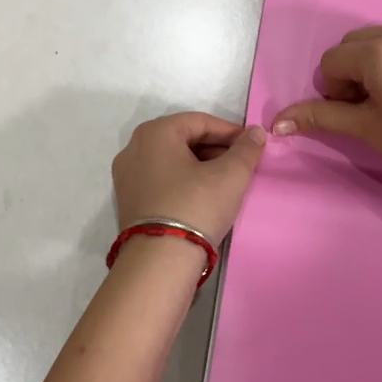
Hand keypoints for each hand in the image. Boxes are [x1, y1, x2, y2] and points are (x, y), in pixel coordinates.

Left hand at [111, 113, 266, 241]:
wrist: (160, 260)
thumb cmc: (196, 206)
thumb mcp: (231, 175)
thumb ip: (246, 149)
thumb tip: (255, 133)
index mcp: (155, 132)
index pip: (200, 121)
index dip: (230, 132)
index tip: (252, 145)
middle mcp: (134, 147)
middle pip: (183, 139)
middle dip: (215, 149)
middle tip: (241, 164)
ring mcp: (126, 175)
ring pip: (171, 161)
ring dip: (200, 166)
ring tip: (225, 182)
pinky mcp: (127, 200)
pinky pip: (160, 180)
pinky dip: (182, 181)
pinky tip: (202, 197)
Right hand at [272, 25, 381, 190]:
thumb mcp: (365, 129)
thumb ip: (320, 117)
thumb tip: (277, 122)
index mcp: (378, 51)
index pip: (332, 61)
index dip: (334, 90)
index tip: (356, 114)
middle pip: (354, 44)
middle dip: (352, 72)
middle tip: (371, 107)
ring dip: (375, 64)